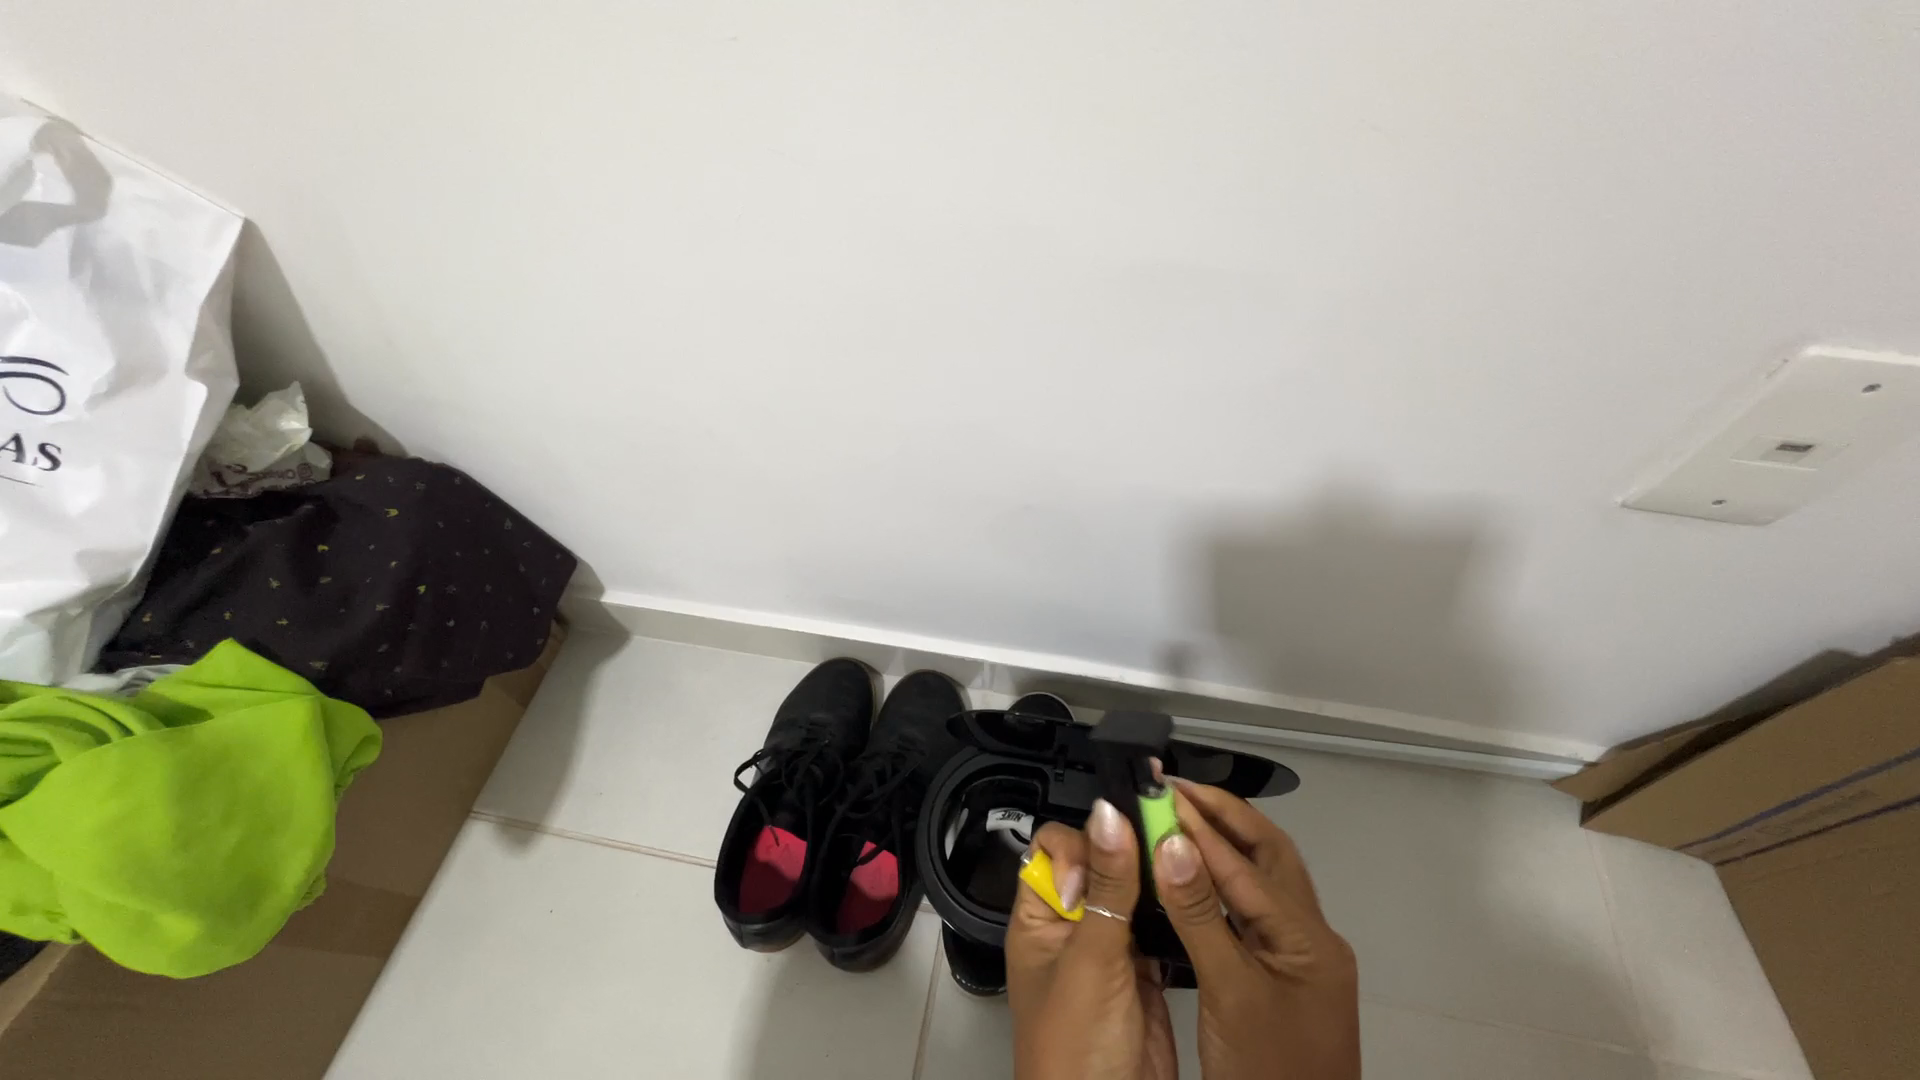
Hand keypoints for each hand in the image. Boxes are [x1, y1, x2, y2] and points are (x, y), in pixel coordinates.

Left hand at [1006, 799, 1177, 1079]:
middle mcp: (1070, 925)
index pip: (1054, 850)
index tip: (1109, 855)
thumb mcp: (1089, 960)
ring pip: (1129, 891)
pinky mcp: (1143, 969)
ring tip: (1182, 855)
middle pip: (1096, 864)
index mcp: (1039, 917)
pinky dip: (1173, 906)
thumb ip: (1105, 887)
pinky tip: (1192, 889)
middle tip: (1162, 837)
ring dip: (1152, 873)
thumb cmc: (1074, 1047)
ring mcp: (1108, 947)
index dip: (1080, 844)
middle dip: (1125, 848)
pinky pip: (1156, 923)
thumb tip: (1109, 814)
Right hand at [1153, 778, 1360, 1079]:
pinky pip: (1252, 908)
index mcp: (1308, 939)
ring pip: (1263, 879)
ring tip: (1182, 816)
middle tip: (1178, 789)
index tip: (1160, 793)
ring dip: (1225, 843)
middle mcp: (1311, 937)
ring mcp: (1299, 955)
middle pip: (1270, 855)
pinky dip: (1223, 880)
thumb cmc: (1268, 1070)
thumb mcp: (1230, 992)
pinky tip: (1194, 874)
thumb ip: (1199, 915)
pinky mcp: (1281, 971)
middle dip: (1226, 815)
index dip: (1200, 826)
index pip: (1246, 866)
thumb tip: (1171, 844)